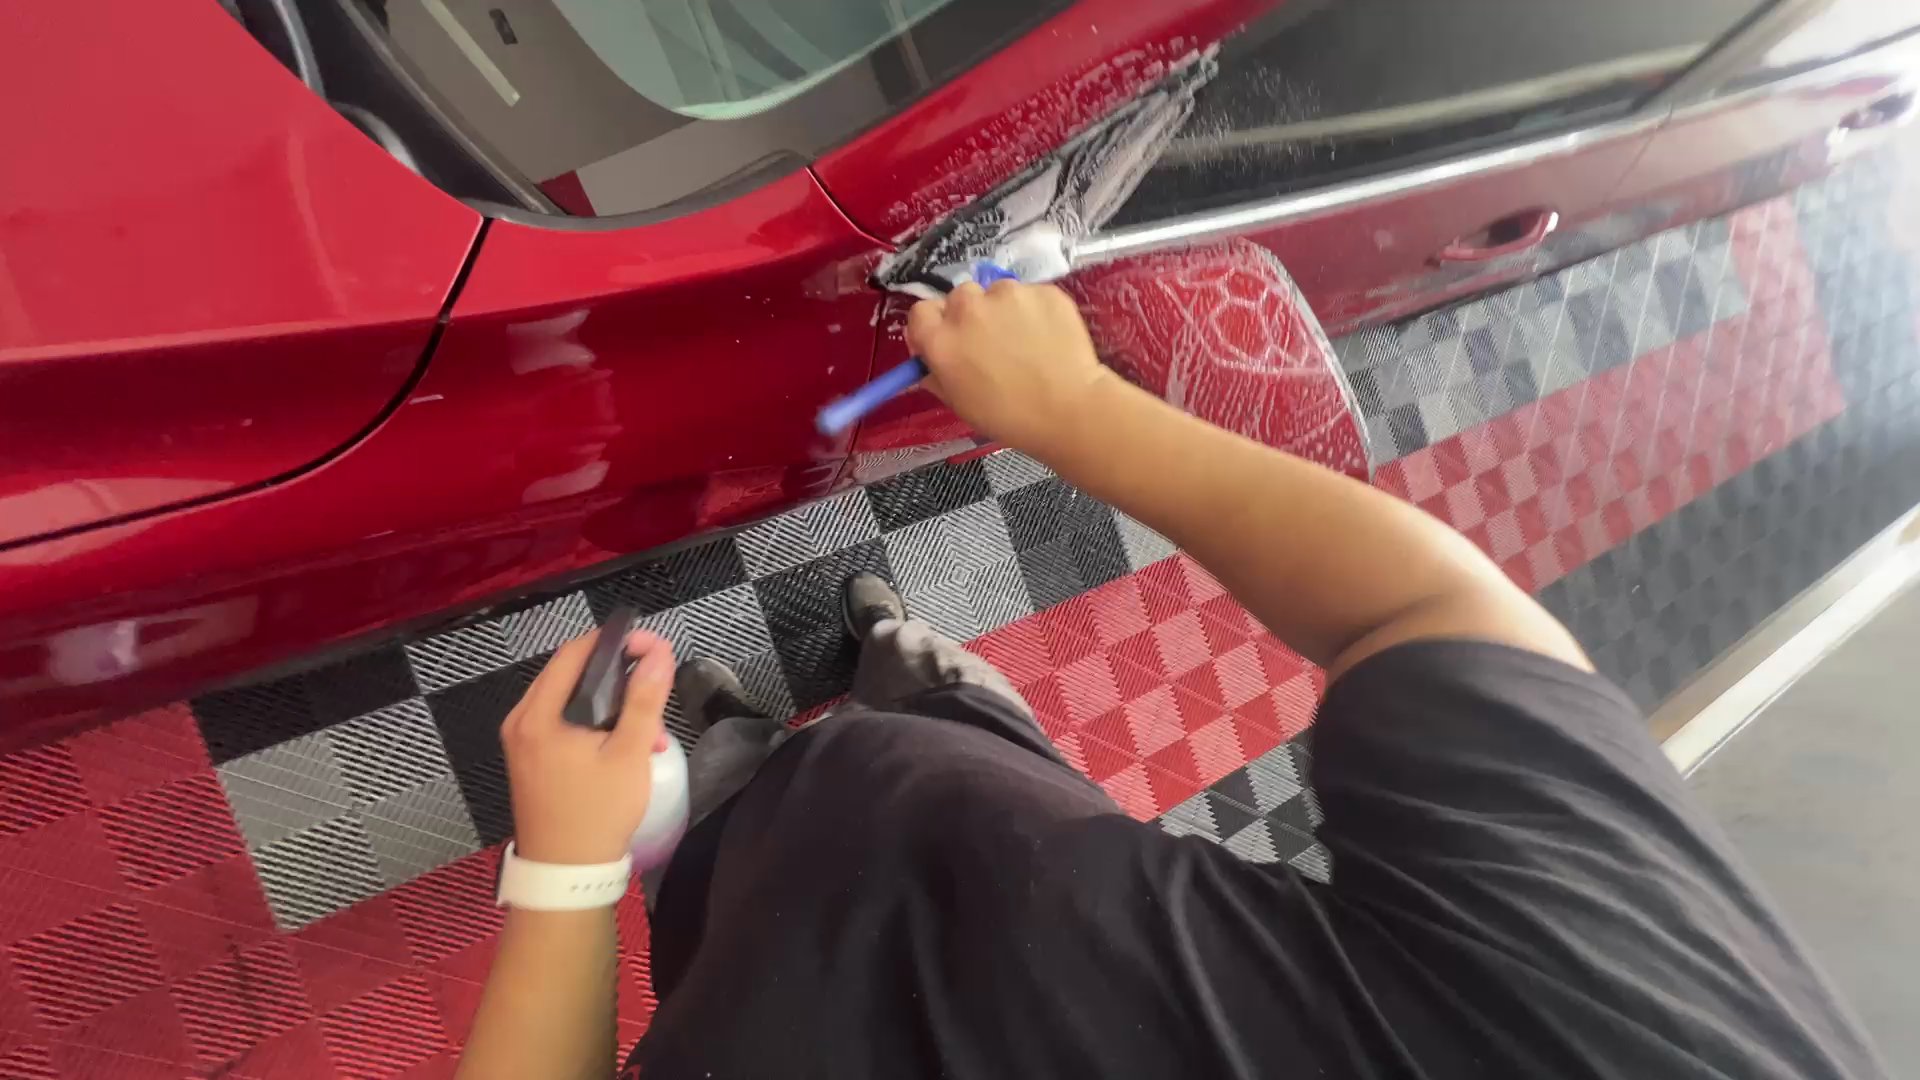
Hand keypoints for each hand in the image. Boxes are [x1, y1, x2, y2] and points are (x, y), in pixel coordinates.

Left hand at [501, 629, 673, 864]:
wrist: (567, 873)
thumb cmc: (597, 810)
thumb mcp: (629, 752)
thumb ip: (645, 698)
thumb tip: (660, 652)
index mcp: (537, 715)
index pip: (575, 652)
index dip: (617, 641)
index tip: (654, 648)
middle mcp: (522, 721)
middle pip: (572, 672)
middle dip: (620, 674)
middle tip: (656, 684)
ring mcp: (523, 740)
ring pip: (573, 698)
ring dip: (613, 701)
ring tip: (649, 726)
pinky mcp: (532, 757)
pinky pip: (566, 720)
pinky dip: (597, 721)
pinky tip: (626, 742)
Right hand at [906, 280, 1116, 453]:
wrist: (1067, 409)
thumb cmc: (1008, 417)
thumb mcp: (959, 404)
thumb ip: (936, 375)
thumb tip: (927, 361)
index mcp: (941, 339)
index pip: (920, 313)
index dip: (933, 326)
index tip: (946, 340)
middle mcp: (968, 307)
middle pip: (958, 298)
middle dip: (969, 316)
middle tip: (988, 343)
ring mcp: (1007, 294)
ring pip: (995, 293)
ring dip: (1002, 311)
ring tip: (1023, 342)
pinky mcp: (1042, 290)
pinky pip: (1029, 296)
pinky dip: (1033, 312)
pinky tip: (1046, 338)